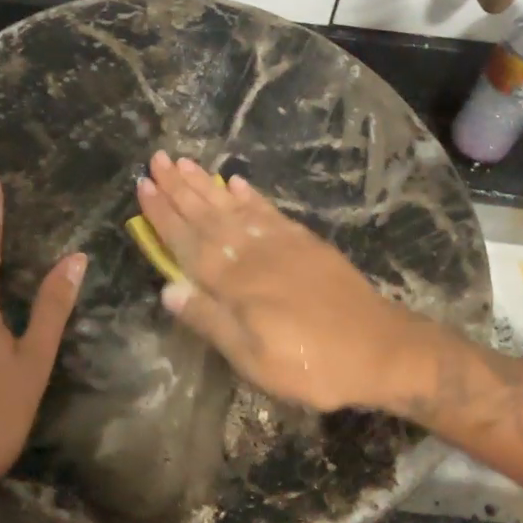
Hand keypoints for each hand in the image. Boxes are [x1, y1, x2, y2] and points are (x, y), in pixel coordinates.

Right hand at [133, 151, 413, 411]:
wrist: (380, 349)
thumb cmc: (312, 364)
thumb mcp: (254, 359)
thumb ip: (211, 320)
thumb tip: (167, 287)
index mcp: (235, 283)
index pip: (188, 242)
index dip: (163, 215)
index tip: (142, 186)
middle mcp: (253, 253)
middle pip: (208, 215)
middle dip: (179, 188)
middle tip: (157, 158)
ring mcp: (281, 243)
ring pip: (234, 206)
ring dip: (207, 184)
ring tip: (184, 161)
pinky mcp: (305, 242)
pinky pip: (269, 211)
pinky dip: (249, 196)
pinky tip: (237, 182)